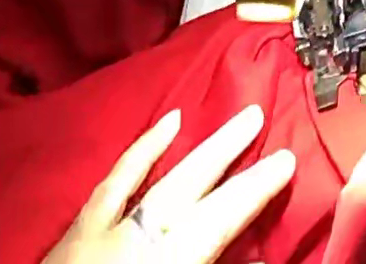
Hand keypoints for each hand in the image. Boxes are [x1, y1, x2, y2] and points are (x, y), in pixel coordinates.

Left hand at [43, 105, 295, 263]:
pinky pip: (116, 180)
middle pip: (192, 187)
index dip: (254, 191)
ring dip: (202, 149)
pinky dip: (143, 149)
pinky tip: (168, 121)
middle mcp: (135, 239)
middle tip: (259, 115)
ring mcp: (105, 228)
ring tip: (235, 120)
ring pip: (163, 178)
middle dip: (229, 153)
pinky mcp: (80, 228)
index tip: (285, 159)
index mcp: (162, 262)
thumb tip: (254, 259)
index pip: (217, 221)